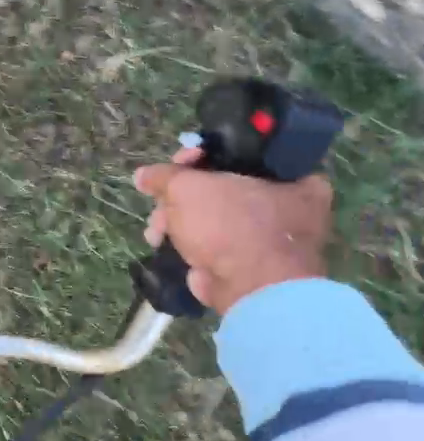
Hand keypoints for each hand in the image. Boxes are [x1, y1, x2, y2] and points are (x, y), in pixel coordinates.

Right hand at [134, 147, 332, 313]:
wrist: (250, 286)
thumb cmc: (230, 225)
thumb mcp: (187, 186)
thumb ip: (164, 174)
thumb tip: (145, 175)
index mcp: (294, 179)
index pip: (240, 155)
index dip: (202, 157)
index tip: (177, 163)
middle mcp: (289, 205)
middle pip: (216, 187)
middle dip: (178, 197)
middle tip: (162, 203)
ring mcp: (269, 235)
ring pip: (208, 214)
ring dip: (175, 219)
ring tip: (159, 231)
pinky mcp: (250, 258)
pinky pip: (211, 237)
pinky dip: (186, 239)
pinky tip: (165, 242)